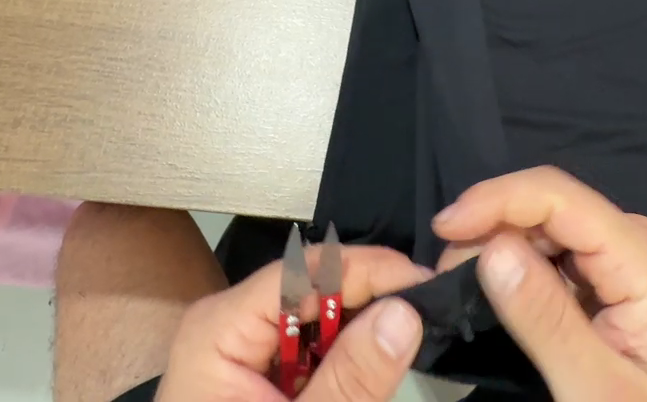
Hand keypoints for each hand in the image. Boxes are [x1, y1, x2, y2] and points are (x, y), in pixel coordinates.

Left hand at [155, 244, 431, 401]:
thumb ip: (349, 379)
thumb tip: (405, 313)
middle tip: (426, 310)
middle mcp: (229, 320)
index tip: (422, 279)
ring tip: (407, 333)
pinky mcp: (257, 370)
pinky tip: (371, 363)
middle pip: (311, 287)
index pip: (302, 271)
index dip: (364, 266)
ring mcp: (241, 345)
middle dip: (368, 295)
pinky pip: (309, 345)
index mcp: (220, 326)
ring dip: (360, 325)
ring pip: (316, 315)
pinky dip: (343, 354)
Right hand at [433, 166, 646, 400]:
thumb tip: (490, 247)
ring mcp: (624, 262)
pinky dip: (516, 268)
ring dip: (497, 246)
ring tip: (457, 288)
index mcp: (641, 257)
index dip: (494, 199)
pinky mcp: (613, 285)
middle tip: (442, 279)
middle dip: (489, 227)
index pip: (556, 195)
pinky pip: (555, 256)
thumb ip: (548, 321)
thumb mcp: (600, 393)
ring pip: (545, 228)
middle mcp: (633, 243)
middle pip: (546, 206)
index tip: (441, 231)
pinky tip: (492, 296)